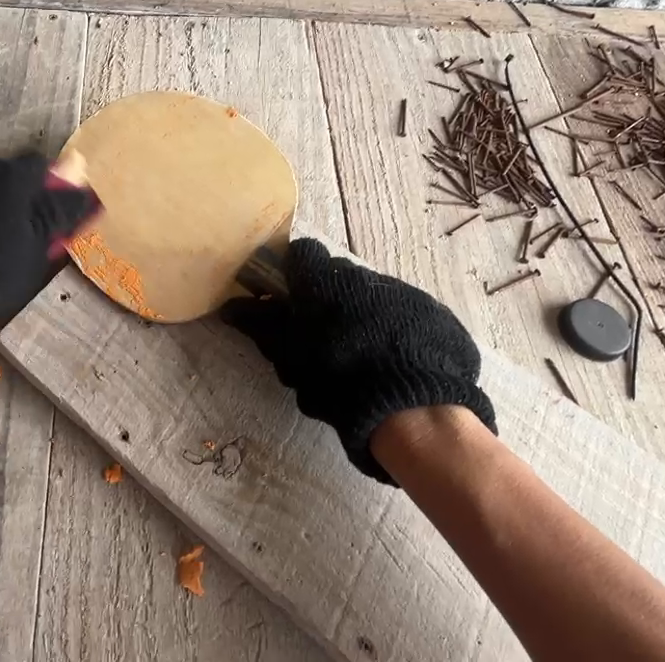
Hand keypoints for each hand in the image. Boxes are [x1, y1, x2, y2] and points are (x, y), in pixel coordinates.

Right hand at [222, 238, 494, 482]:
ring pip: (373, 295)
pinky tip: (396, 363)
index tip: (293, 301)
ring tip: (365, 355)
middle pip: (338, 276)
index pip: (302, 255)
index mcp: (323, 280)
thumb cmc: (338, 380)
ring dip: (364, 315)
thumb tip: (230, 307)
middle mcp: (362, 274)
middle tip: (326, 336)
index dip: (294, 274)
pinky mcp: (434, 312)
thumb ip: (261, 327)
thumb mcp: (290, 358)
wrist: (414, 410)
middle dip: (330, 298)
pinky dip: (397, 330)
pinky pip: (406, 313)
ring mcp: (402, 291)